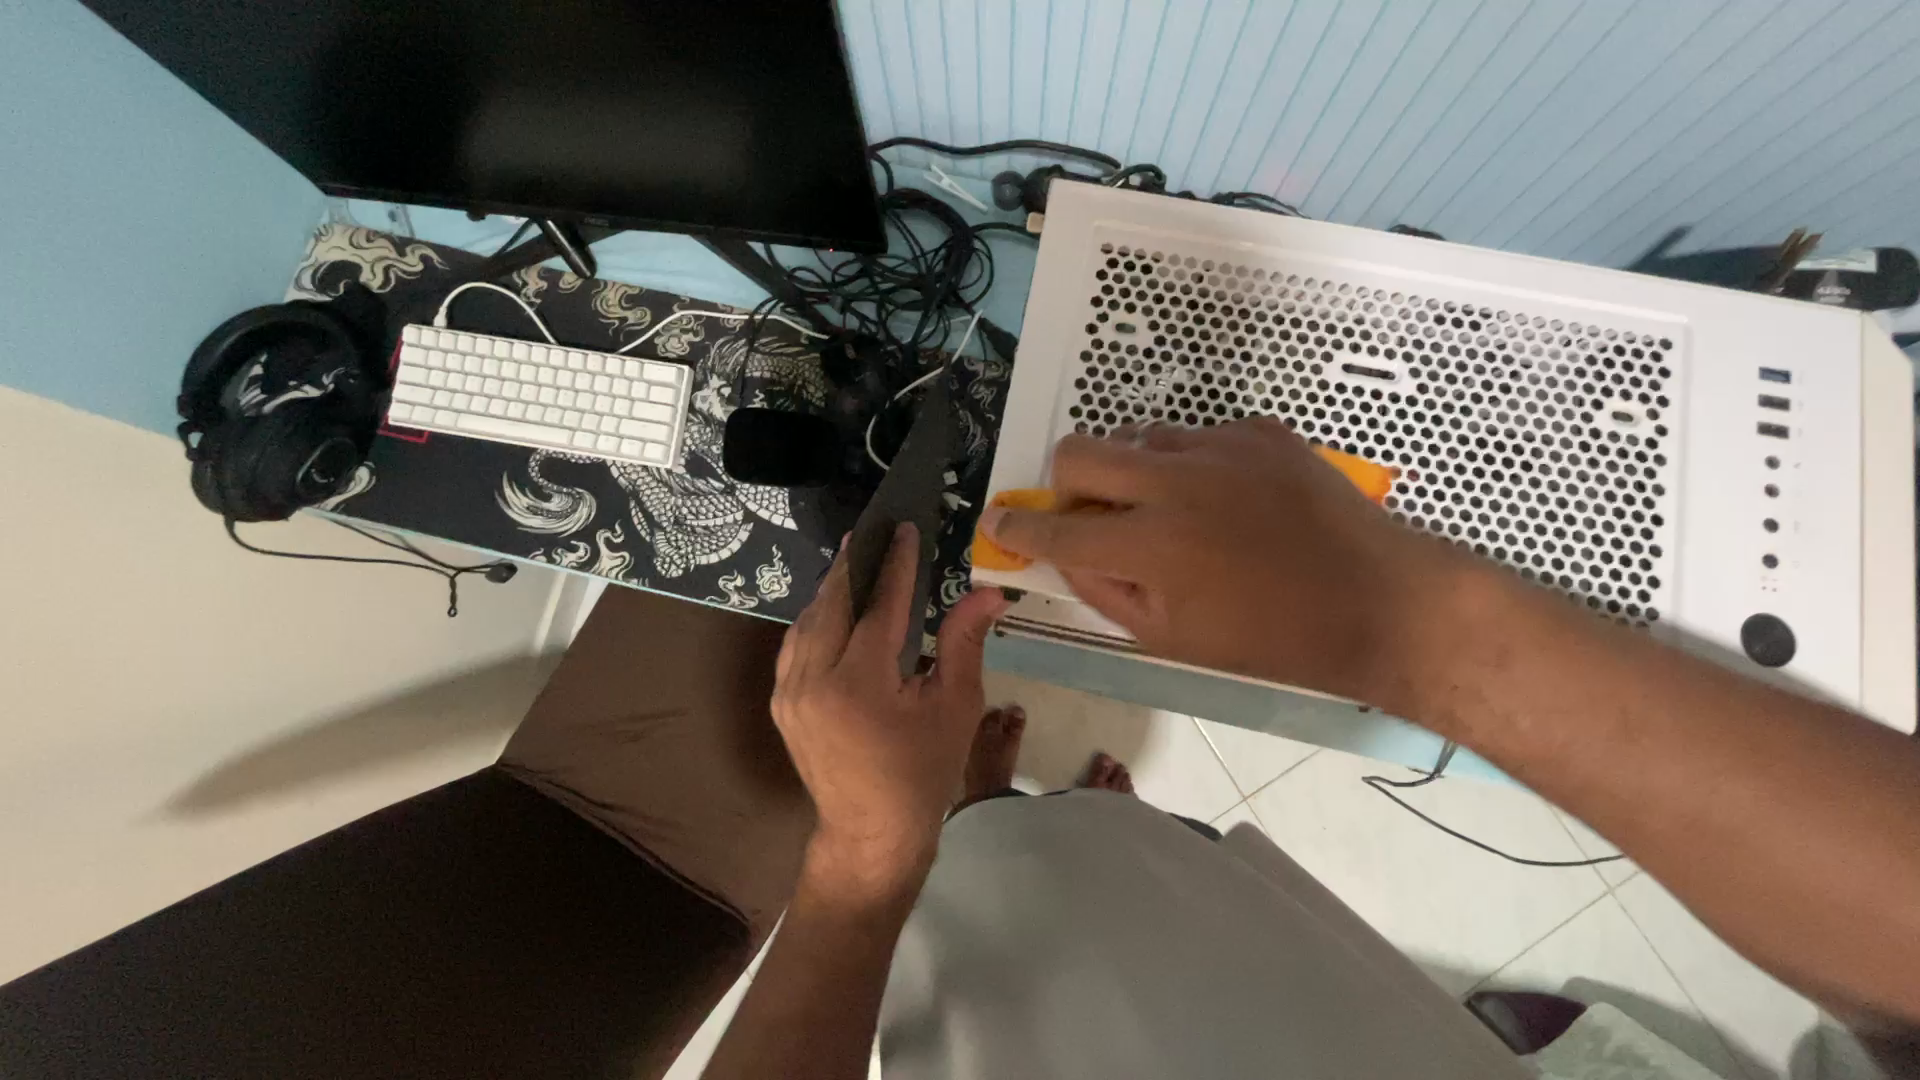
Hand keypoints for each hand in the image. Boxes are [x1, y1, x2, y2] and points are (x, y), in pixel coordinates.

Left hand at [771, 523, 1010, 891]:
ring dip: (834, 588)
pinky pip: (796, 643)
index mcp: (860, 683)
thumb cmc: (923, 772)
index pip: (879, 605)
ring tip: (857, 559)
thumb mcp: (954, 708)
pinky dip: (818, 617)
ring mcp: (789, 691)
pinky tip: (836, 604)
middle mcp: (814, 679)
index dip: (894, 564)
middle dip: (855, 564)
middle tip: (875, 531)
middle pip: (833, 603)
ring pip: (809, 619)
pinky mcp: (781, 701)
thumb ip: (964, 643)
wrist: (870, 832)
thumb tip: (988, 593)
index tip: (904, 528)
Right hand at [980, 418, 1461, 700]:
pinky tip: (1226, 500)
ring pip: (1136, 439)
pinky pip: (1195, 438)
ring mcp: (1220, 447)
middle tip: (1089, 514)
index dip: (1018, 528)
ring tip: (1170, 511)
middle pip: (1078, 452)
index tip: (998, 520)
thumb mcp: (1172, 639)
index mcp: (1152, 545)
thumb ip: (1104, 593)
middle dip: (1064, 484)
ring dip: (1131, 474)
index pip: (1057, 531)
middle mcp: (1175, 482)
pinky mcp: (1259, 432)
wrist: (1381, 602)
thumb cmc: (1272, 640)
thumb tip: (1064, 558)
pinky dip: (1190, 467)